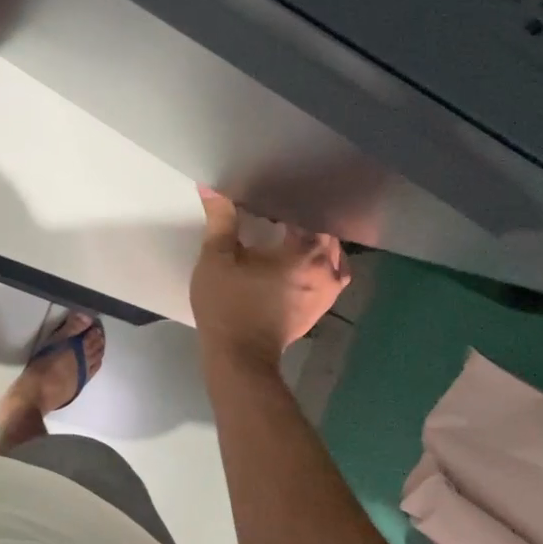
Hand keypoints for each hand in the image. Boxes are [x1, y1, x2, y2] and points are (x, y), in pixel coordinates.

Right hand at [191, 186, 349, 372]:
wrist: (240, 357)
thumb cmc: (228, 305)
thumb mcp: (217, 258)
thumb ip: (220, 219)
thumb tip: (210, 187)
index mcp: (306, 254)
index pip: (308, 214)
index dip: (288, 202)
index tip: (268, 195)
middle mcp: (328, 271)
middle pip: (324, 234)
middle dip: (303, 220)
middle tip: (275, 210)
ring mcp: (329, 292)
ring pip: (332, 255)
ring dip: (313, 243)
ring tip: (286, 234)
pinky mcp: (320, 307)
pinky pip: (328, 274)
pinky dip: (316, 262)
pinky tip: (291, 260)